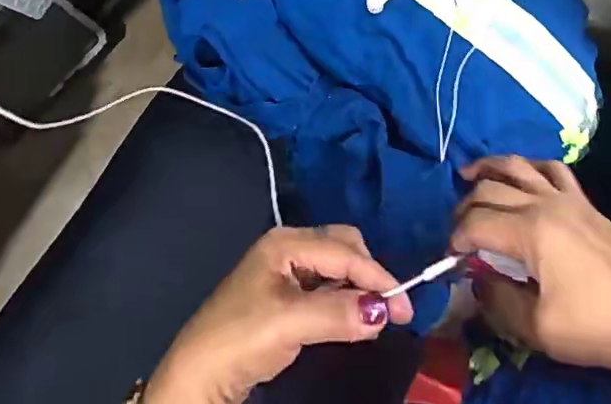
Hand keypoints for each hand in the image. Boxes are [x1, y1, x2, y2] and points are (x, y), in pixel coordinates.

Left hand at [144, 225, 413, 403]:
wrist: (203, 367)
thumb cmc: (243, 335)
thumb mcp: (290, 323)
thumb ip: (336, 313)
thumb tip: (382, 311)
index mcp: (285, 242)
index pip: (342, 249)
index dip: (377, 276)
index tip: (407, 309)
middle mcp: (287, 247)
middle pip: (341, 246)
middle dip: (369, 273)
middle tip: (395, 313)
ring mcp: (285, 269)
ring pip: (335, 265)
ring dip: (359, 286)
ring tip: (380, 318)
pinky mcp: (286, 292)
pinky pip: (326, 285)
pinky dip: (345, 297)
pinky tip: (355, 317)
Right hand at [450, 156, 610, 379]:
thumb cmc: (603, 327)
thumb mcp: (541, 329)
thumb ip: (499, 302)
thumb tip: (478, 281)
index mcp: (528, 230)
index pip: (475, 224)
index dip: (455, 239)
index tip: (451, 260)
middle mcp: (542, 203)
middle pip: (487, 191)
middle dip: (463, 208)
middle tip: (458, 231)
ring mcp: (566, 199)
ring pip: (515, 166)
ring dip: (486, 168)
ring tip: (468, 175)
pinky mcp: (586, 204)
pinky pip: (551, 169)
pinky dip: (528, 166)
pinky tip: (520, 174)